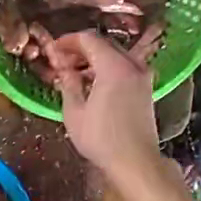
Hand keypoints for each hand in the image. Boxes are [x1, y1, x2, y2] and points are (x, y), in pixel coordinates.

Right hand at [55, 30, 161, 182]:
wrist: (135, 161)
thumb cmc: (101, 139)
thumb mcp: (75, 112)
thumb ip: (68, 83)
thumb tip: (63, 68)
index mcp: (113, 67)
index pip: (89, 39)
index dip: (68, 41)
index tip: (53, 50)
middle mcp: (132, 65)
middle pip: (105, 44)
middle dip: (81, 50)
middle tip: (62, 62)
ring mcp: (143, 77)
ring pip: (116, 56)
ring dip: (95, 60)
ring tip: (75, 75)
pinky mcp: (146, 90)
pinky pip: (125, 68)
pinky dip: (108, 70)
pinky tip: (94, 85)